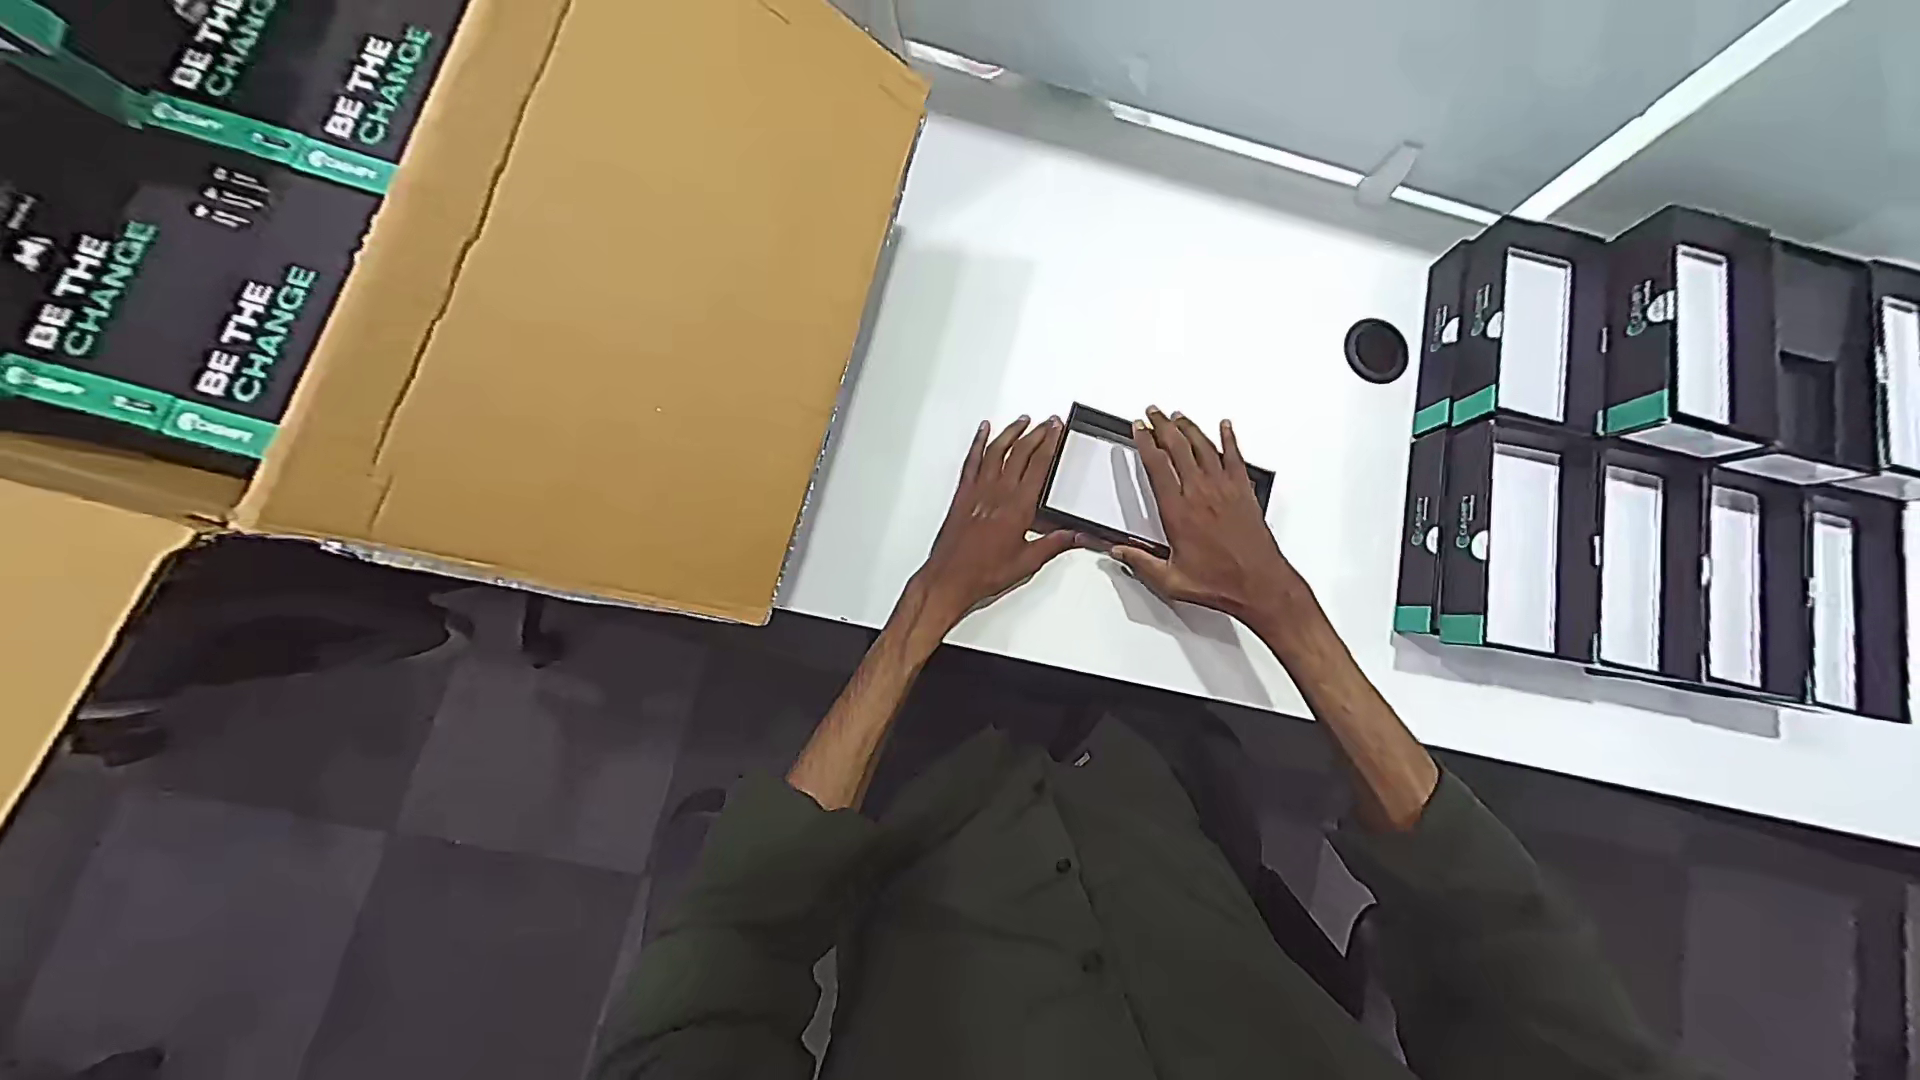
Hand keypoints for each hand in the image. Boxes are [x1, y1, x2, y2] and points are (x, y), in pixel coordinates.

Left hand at [908, 416, 1082, 634]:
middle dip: (1036, 434)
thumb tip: (1076, 535)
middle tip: (1047, 422)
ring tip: (1022, 421)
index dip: (1049, 444)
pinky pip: (972, 461)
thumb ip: (1054, 544)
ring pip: (996, 451)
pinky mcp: (962, 494)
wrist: (949, 578)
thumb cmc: (983, 572)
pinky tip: (983, 432)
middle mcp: (997, 493)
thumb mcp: (1027, 562)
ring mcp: (977, 490)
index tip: (1057, 430)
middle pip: (1020, 452)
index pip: (1038, 466)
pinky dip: (978, 443)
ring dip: (1011, 433)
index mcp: (1017, 507)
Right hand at [1110, 407, 1314, 633]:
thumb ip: (1140, 563)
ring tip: (1178, 417)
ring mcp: (1225, 489)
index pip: (1157, 465)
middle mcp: (1201, 494)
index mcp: (1178, 511)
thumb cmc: (1221, 581)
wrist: (1260, 585)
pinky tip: (1225, 428)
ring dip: (1189, 428)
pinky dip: (1229, 439)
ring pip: (1204, 447)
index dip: (1145, 442)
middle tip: (1154, 414)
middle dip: (1162, 426)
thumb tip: (1120, 553)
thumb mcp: (1170, 580)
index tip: (1139, 429)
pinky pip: (1235, 457)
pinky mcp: (1244, 492)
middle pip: (1178, 447)